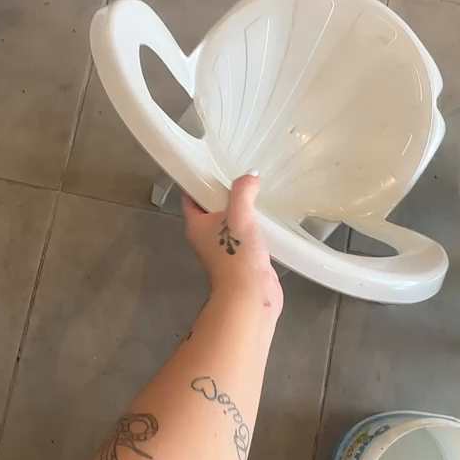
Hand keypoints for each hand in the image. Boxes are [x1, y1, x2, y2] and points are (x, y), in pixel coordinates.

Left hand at [183, 174, 281, 313]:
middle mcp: (206, 236)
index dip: (199, 179)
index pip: (191, 195)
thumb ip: (243, 192)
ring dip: (242, 209)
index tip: (214, 164)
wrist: (251, 295)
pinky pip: (245, 234)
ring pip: (230, 221)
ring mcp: (223, 248)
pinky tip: (268, 215)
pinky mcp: (242, 257)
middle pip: (212, 206)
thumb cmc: (236, 254)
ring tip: (258, 189)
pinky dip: (255, 224)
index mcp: (196, 225)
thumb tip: (251, 176)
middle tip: (242, 173)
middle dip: (225, 191)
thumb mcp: (239, 215)